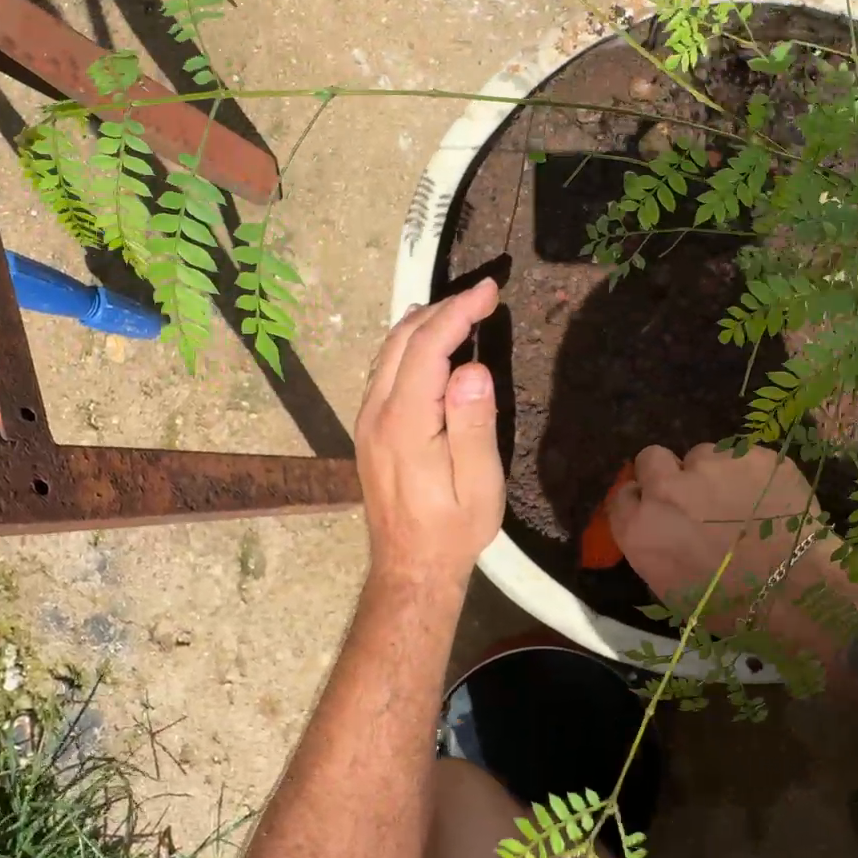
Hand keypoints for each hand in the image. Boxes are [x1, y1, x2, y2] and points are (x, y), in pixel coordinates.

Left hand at [355, 279, 503, 590]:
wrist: (410, 567)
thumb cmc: (453, 529)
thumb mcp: (478, 485)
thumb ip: (473, 425)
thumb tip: (473, 369)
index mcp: (405, 423)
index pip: (427, 348)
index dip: (458, 312)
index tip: (490, 290)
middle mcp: (376, 413)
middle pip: (402, 341)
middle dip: (442, 309)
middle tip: (482, 295)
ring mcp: (366, 420)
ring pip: (387, 352)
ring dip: (422, 323)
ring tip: (459, 308)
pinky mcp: (368, 429)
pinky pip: (384, 370)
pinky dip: (408, 345)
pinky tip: (426, 343)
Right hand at [606, 444, 829, 631]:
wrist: (796, 589)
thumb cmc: (730, 606)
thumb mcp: (672, 591)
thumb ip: (655, 550)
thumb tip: (660, 533)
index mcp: (641, 527)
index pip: (622, 496)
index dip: (641, 502)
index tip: (657, 512)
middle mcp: (667, 488)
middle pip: (651, 458)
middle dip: (666, 472)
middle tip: (691, 495)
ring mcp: (711, 465)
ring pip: (703, 454)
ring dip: (713, 473)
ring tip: (740, 500)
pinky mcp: (751, 455)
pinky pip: (744, 457)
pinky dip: (752, 474)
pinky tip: (769, 498)